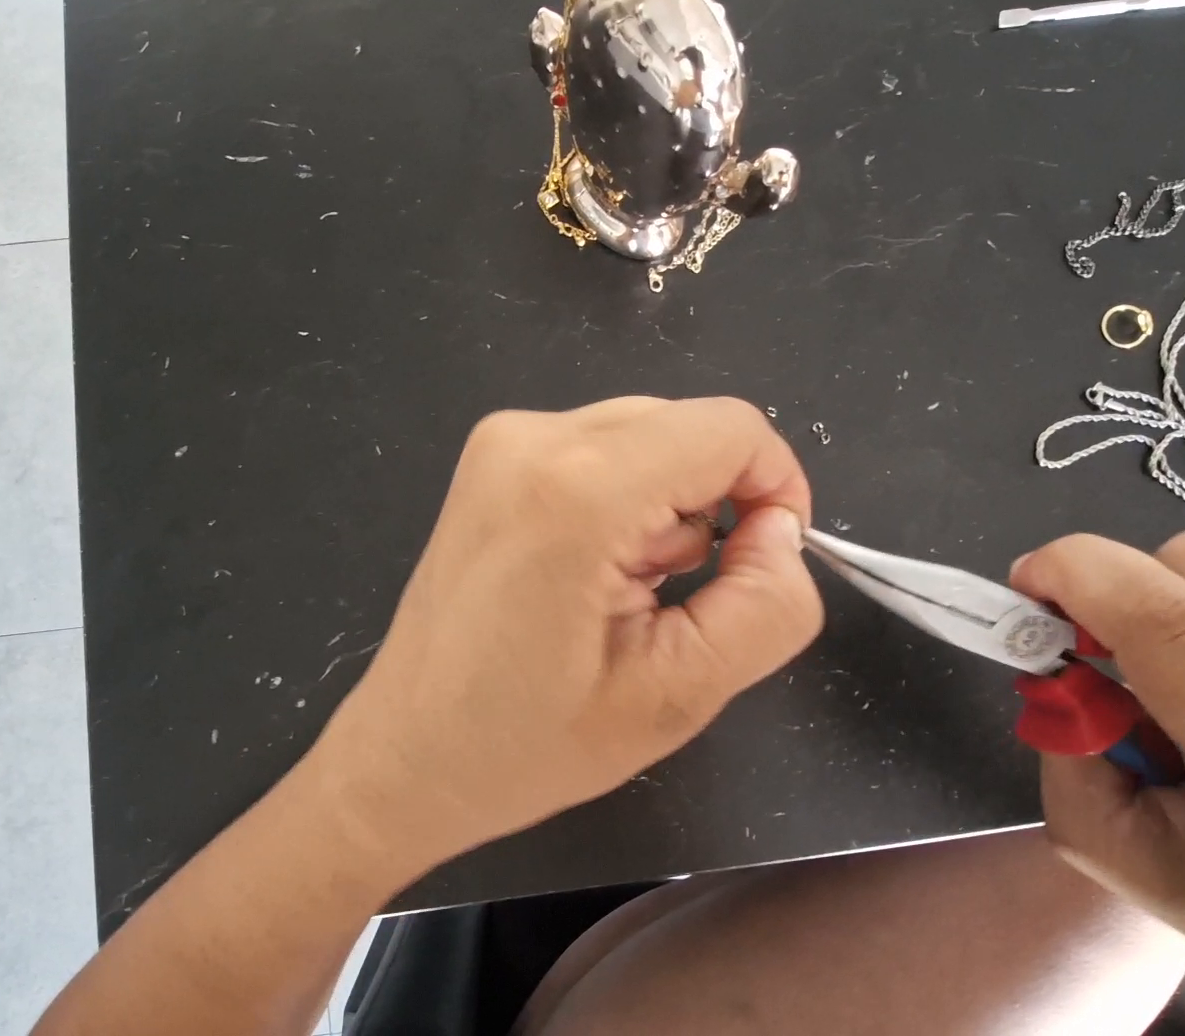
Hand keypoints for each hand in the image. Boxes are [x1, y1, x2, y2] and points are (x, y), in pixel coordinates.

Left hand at [303, 396, 823, 872]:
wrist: (404, 756)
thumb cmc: (529, 744)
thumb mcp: (678, 694)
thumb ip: (765, 604)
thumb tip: (780, 529)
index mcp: (579, 486)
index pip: (730, 428)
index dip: (775, 487)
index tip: (765, 560)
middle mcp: (534, 436)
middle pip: (687, 428)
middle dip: (714, 506)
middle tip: (674, 596)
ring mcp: (501, 440)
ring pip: (647, 436)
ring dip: (666, 508)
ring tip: (621, 593)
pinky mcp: (490, 458)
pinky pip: (600, 449)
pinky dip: (624, 501)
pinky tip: (588, 572)